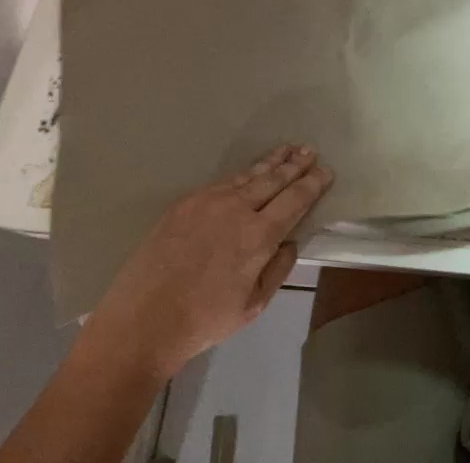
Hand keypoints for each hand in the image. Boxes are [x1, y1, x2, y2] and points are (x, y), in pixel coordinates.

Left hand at [89, 145, 333, 375]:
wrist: (143, 320)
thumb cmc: (203, 321)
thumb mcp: (253, 306)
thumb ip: (277, 269)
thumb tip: (289, 241)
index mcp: (258, 237)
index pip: (295, 200)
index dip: (312, 184)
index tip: (326, 171)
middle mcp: (237, 210)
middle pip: (273, 179)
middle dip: (295, 164)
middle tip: (310, 150)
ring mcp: (208, 202)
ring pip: (248, 176)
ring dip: (271, 162)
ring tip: (287, 150)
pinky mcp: (185, 203)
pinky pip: (223, 183)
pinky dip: (242, 175)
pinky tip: (249, 173)